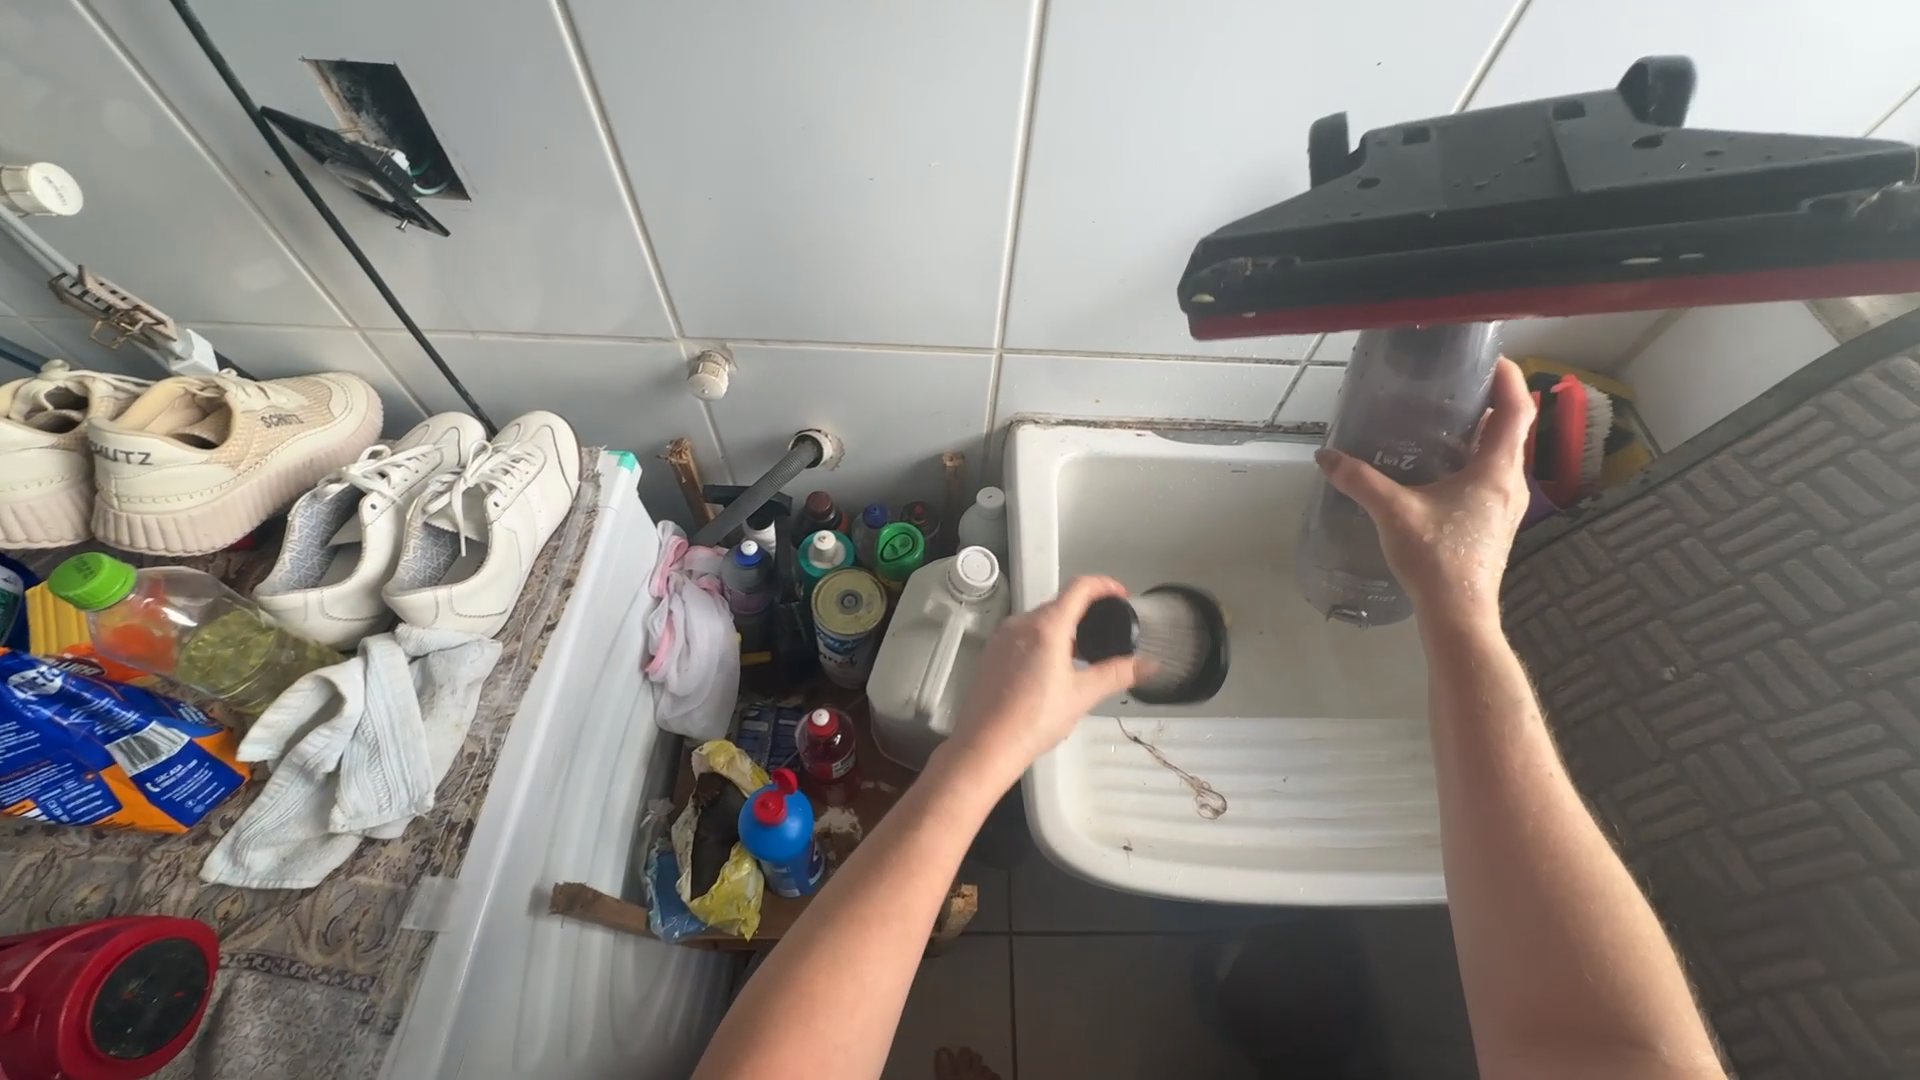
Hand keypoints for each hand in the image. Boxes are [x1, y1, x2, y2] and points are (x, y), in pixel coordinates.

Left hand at [940, 576, 1139, 780]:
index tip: (1118, 593)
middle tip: (1104, 629)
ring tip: (1080, 654)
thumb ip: (1118, 674)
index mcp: (1046, 627)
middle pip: (1059, 603)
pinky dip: (1041, 640)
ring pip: (1039, 620)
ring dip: (1062, 628)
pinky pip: (1022, 635)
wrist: (986, 744)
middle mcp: (1020, 625)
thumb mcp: (1083, 695)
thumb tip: (1147, 665)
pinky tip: (1050, 668)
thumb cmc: (1031, 721)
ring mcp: (1002, 638)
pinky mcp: (991, 653)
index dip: (1104, 585)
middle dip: (1084, 611)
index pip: (1079, 587)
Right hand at [1314, 357, 1535, 627]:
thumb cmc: (1436, 557)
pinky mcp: (1493, 523)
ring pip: (1500, 455)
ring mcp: (1505, 505)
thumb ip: (1359, 480)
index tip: (1489, 359)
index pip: (1517, 409)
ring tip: (1441, 424)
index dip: (1509, 378)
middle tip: (1453, 388)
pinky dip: (1471, 460)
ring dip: (1480, 434)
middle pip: (1511, 430)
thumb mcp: (1392, 512)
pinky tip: (1438, 470)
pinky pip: (1488, 477)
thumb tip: (1326, 456)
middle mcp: (1509, 483)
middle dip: (1489, 403)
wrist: (1458, 611)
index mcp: (1496, 471)